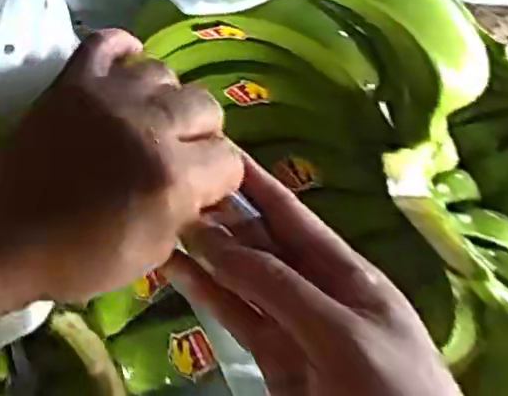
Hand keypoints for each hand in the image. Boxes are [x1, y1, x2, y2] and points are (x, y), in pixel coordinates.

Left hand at [0, 29, 242, 302]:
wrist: (7, 223)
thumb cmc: (77, 253)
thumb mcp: (150, 253)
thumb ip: (186, 210)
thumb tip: (205, 186)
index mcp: (170, 174)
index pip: (228, 158)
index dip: (220, 176)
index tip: (205, 185)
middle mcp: (148, 123)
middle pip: (205, 105)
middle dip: (202, 132)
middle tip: (180, 150)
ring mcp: (109, 92)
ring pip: (163, 71)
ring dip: (164, 95)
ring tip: (148, 116)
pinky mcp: (76, 76)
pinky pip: (108, 40)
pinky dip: (122, 48)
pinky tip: (127, 65)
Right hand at [163, 154, 458, 395]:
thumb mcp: (344, 335)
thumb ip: (279, 284)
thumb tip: (213, 239)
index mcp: (346, 272)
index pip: (289, 212)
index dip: (253, 178)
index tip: (214, 143)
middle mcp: (316, 290)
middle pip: (259, 241)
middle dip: (219, 213)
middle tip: (171, 184)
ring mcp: (293, 327)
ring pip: (239, 277)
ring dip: (203, 251)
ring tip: (162, 221)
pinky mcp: (274, 363)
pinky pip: (234, 317)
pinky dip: (203, 292)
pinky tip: (173, 268)